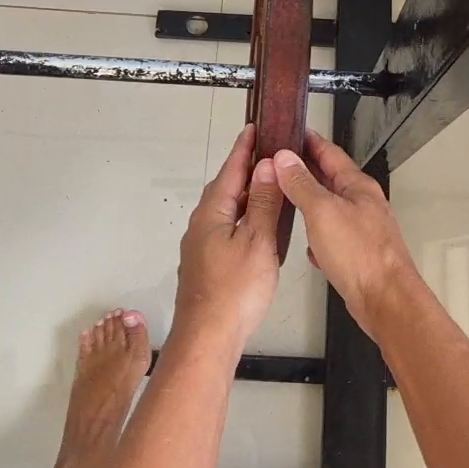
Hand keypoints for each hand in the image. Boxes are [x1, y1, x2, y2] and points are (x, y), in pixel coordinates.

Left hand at [173, 125, 284, 351]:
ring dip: (245, 195)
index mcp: (213, 213)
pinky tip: (256, 227)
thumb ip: (263, 203)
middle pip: (225, 188)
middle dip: (245, 169)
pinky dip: (242, 217)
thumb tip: (266, 167)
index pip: (231, 170)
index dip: (244, 148)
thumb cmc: (235, 290)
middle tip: (267, 153)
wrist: (207, 339)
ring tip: (267, 186)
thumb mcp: (258, 241)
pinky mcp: (205, 265)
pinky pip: (225, 228)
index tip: (255, 128)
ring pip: (225, 210)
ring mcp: (200, 247)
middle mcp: (201, 225)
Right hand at [273, 130, 423, 332]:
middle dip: (305, 170)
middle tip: (280, 163)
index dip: (310, 141)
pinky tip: (308, 245)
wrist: (386, 301)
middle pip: (330, 179)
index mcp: (358, 187)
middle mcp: (362, 204)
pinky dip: (318, 235)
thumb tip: (284, 158)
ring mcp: (362, 229)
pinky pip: (333, 237)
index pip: (331, 153)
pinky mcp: (357, 254)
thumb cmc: (360, 255)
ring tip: (286, 198)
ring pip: (330, 208)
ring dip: (309, 202)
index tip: (292, 132)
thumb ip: (302, 184)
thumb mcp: (322, 211)